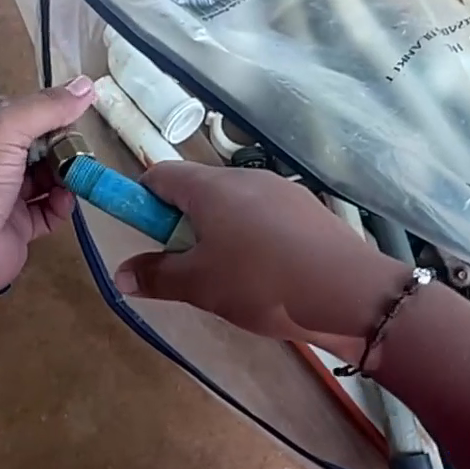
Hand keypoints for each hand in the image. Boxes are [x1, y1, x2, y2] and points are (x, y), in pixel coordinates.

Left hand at [0, 77, 95, 296]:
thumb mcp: (3, 129)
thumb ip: (46, 107)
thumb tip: (88, 85)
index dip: (26, 103)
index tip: (58, 105)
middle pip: (27, 141)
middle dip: (55, 141)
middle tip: (77, 143)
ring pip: (40, 176)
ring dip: (62, 173)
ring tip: (78, 172)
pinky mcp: (15, 226)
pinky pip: (46, 210)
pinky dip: (60, 205)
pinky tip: (67, 201)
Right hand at [112, 163, 408, 361]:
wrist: (350, 294)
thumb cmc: (262, 284)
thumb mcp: (200, 286)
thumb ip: (157, 276)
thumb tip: (120, 275)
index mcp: (211, 187)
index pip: (160, 174)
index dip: (142, 199)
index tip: (144, 233)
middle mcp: (245, 177)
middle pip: (198, 189)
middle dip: (182, 222)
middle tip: (186, 265)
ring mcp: (280, 190)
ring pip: (233, 203)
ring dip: (218, 231)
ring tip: (228, 276)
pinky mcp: (307, 210)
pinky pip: (264, 216)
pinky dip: (252, 237)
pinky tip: (266, 274)